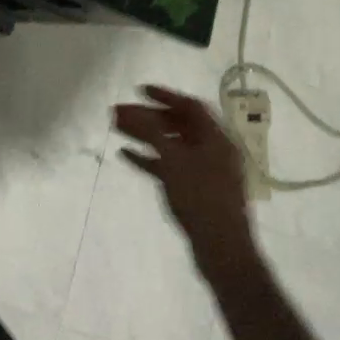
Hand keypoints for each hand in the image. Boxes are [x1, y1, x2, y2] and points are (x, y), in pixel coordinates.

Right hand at [113, 84, 255, 272]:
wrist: (222, 249)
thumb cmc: (200, 198)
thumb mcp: (173, 160)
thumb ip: (150, 131)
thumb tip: (131, 109)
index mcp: (217, 139)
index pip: (191, 106)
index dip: (165, 95)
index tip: (139, 90)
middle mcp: (213, 151)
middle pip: (178, 125)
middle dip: (148, 116)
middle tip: (120, 113)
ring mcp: (205, 171)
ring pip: (171, 145)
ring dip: (145, 135)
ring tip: (117, 129)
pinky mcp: (195, 189)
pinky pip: (169, 165)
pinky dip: (149, 158)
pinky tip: (127, 155)